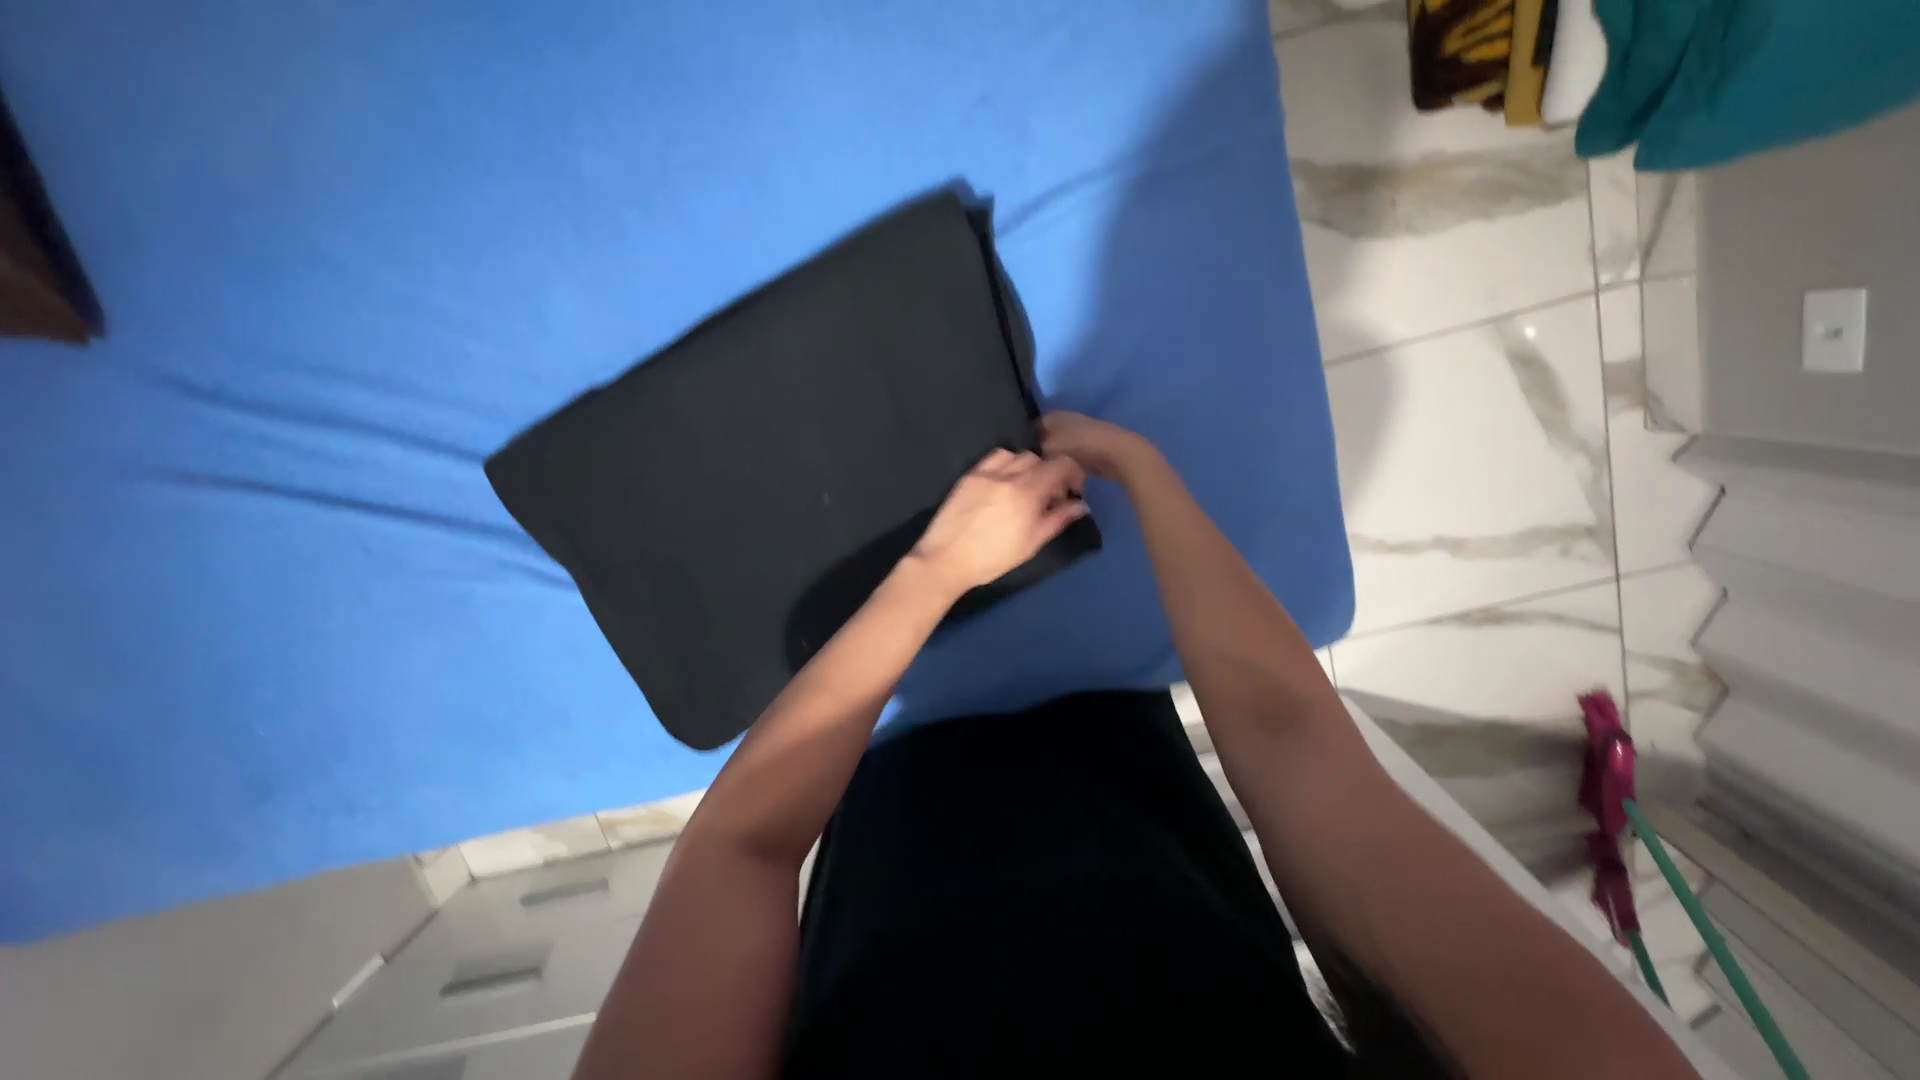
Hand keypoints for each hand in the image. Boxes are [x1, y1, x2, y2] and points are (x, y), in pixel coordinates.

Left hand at [909, 448, 1088, 593]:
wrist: (946, 559)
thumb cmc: (993, 558)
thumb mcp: (1031, 543)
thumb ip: (1057, 519)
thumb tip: (1080, 505)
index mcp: (1027, 493)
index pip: (1060, 465)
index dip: (1073, 474)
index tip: (1072, 491)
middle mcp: (1008, 476)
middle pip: (1040, 459)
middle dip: (1051, 473)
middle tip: (1049, 496)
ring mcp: (986, 473)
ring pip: (1018, 455)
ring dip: (1029, 467)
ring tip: (1026, 488)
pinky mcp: (969, 475)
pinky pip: (995, 458)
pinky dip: (1007, 463)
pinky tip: (1005, 482)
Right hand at [1038, 411, 1153, 478]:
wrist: (1117, 452)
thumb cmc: (1080, 446)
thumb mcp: (1049, 449)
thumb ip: (1037, 454)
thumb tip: (1032, 461)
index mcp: (1054, 415)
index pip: (1032, 428)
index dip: (1027, 444)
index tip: (1024, 462)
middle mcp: (1066, 421)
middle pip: (1047, 441)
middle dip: (1043, 456)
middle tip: (1037, 473)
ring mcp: (1081, 434)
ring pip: (1061, 451)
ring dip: (1058, 464)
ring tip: (1052, 479)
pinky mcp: (1093, 449)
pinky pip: (1074, 460)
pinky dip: (1071, 469)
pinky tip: (1068, 481)